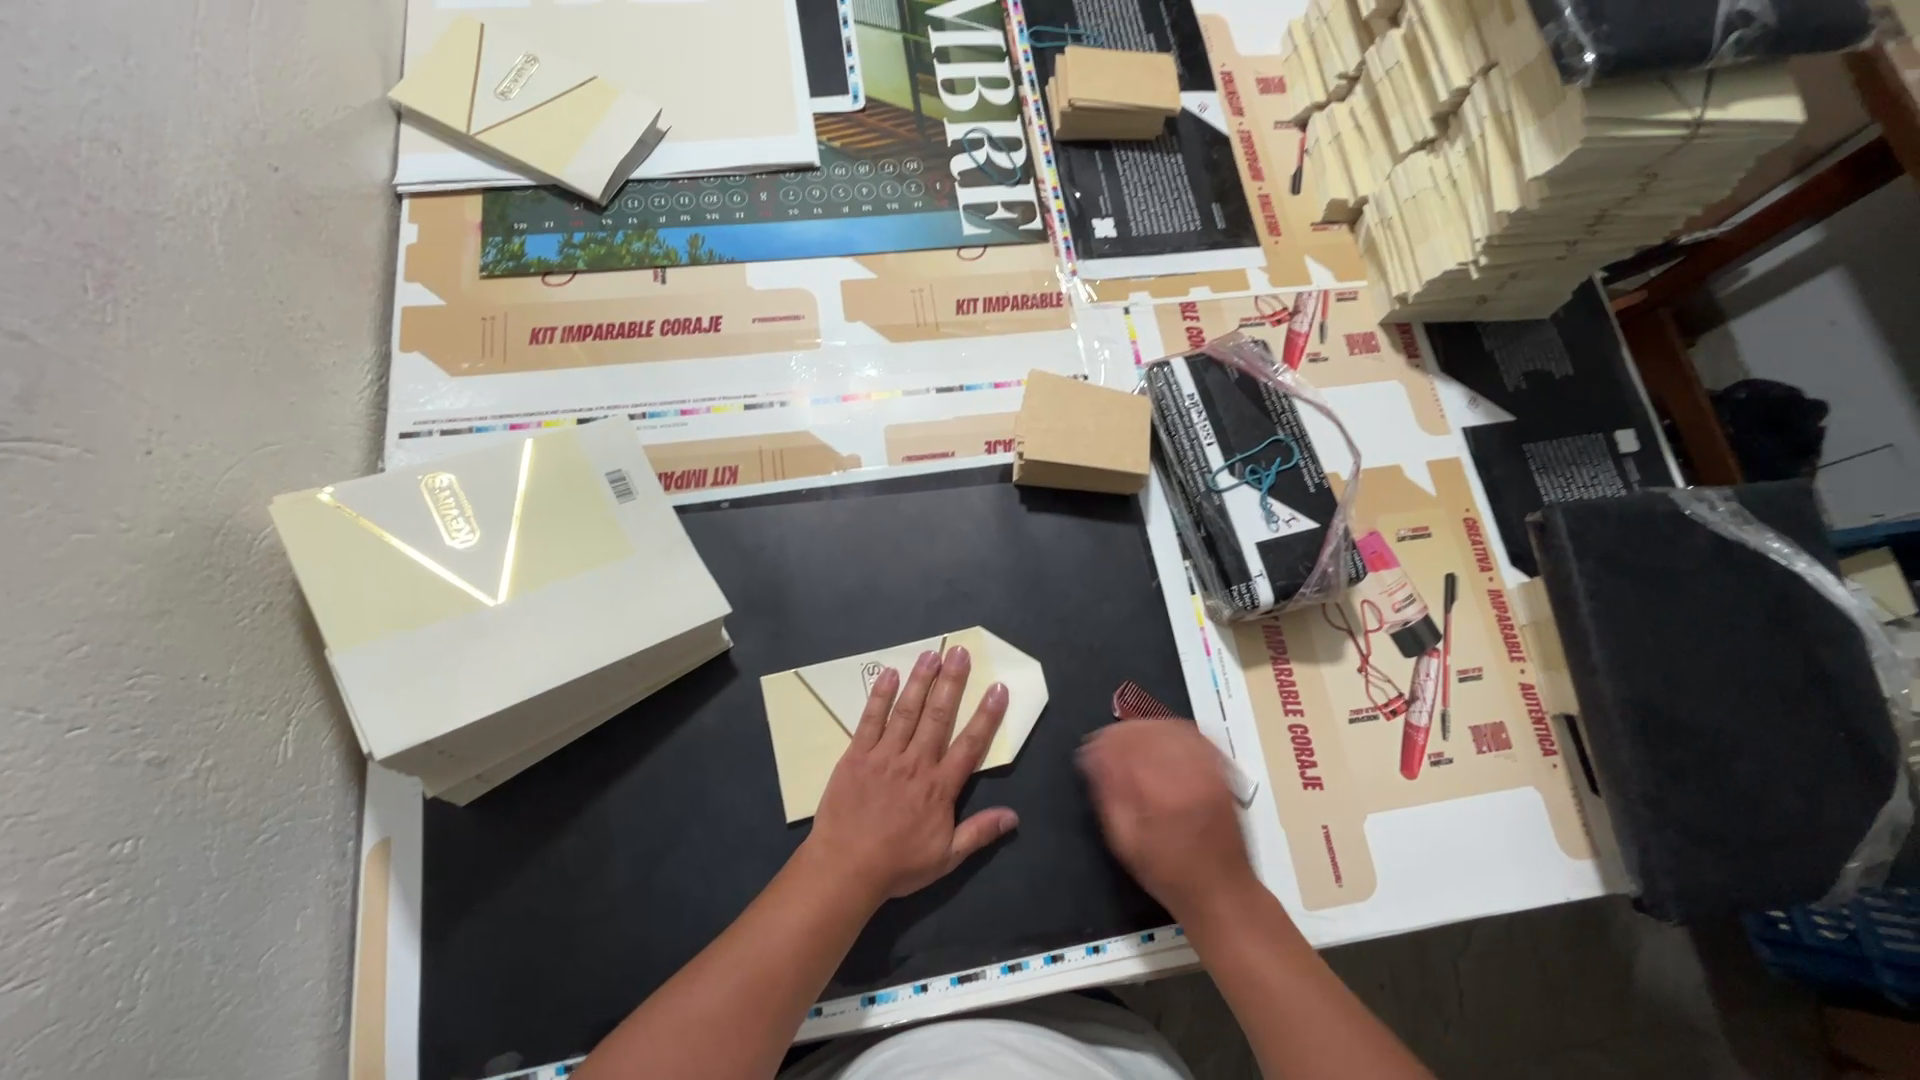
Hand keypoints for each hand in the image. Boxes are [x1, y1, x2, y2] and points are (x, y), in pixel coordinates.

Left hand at [801, 646, 1017, 905]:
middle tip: (960, 652)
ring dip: (920, 680)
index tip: (998, 689)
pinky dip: (881, 696)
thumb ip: (979, 833)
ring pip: (907, 711)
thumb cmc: (897, 865)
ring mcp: (884, 756)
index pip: (970, 744)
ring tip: (931, 654)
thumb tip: (1014, 817)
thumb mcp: (946, 858)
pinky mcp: (856, 755)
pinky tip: (890, 675)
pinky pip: (870, 720)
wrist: (845, 869)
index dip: (986, 716)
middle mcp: (915, 763)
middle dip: (952, 682)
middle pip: (939, 716)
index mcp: (940, 787)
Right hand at [1079, 719, 1256, 920]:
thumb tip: (1093, 763)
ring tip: (1126, 736)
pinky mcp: (1223, 772)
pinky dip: (1173, 728)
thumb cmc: (1170, 876)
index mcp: (1161, 795)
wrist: (1223, 893)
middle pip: (1148, 732)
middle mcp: (1189, 776)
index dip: (1101, 745)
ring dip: (1144, 726)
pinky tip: (1159, 734)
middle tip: (1102, 741)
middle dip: (1119, 733)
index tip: (1088, 750)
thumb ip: (1108, 797)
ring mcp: (1210, 772)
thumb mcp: (1126, 843)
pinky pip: (1196, 736)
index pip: (1125, 749)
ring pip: (1171, 727)